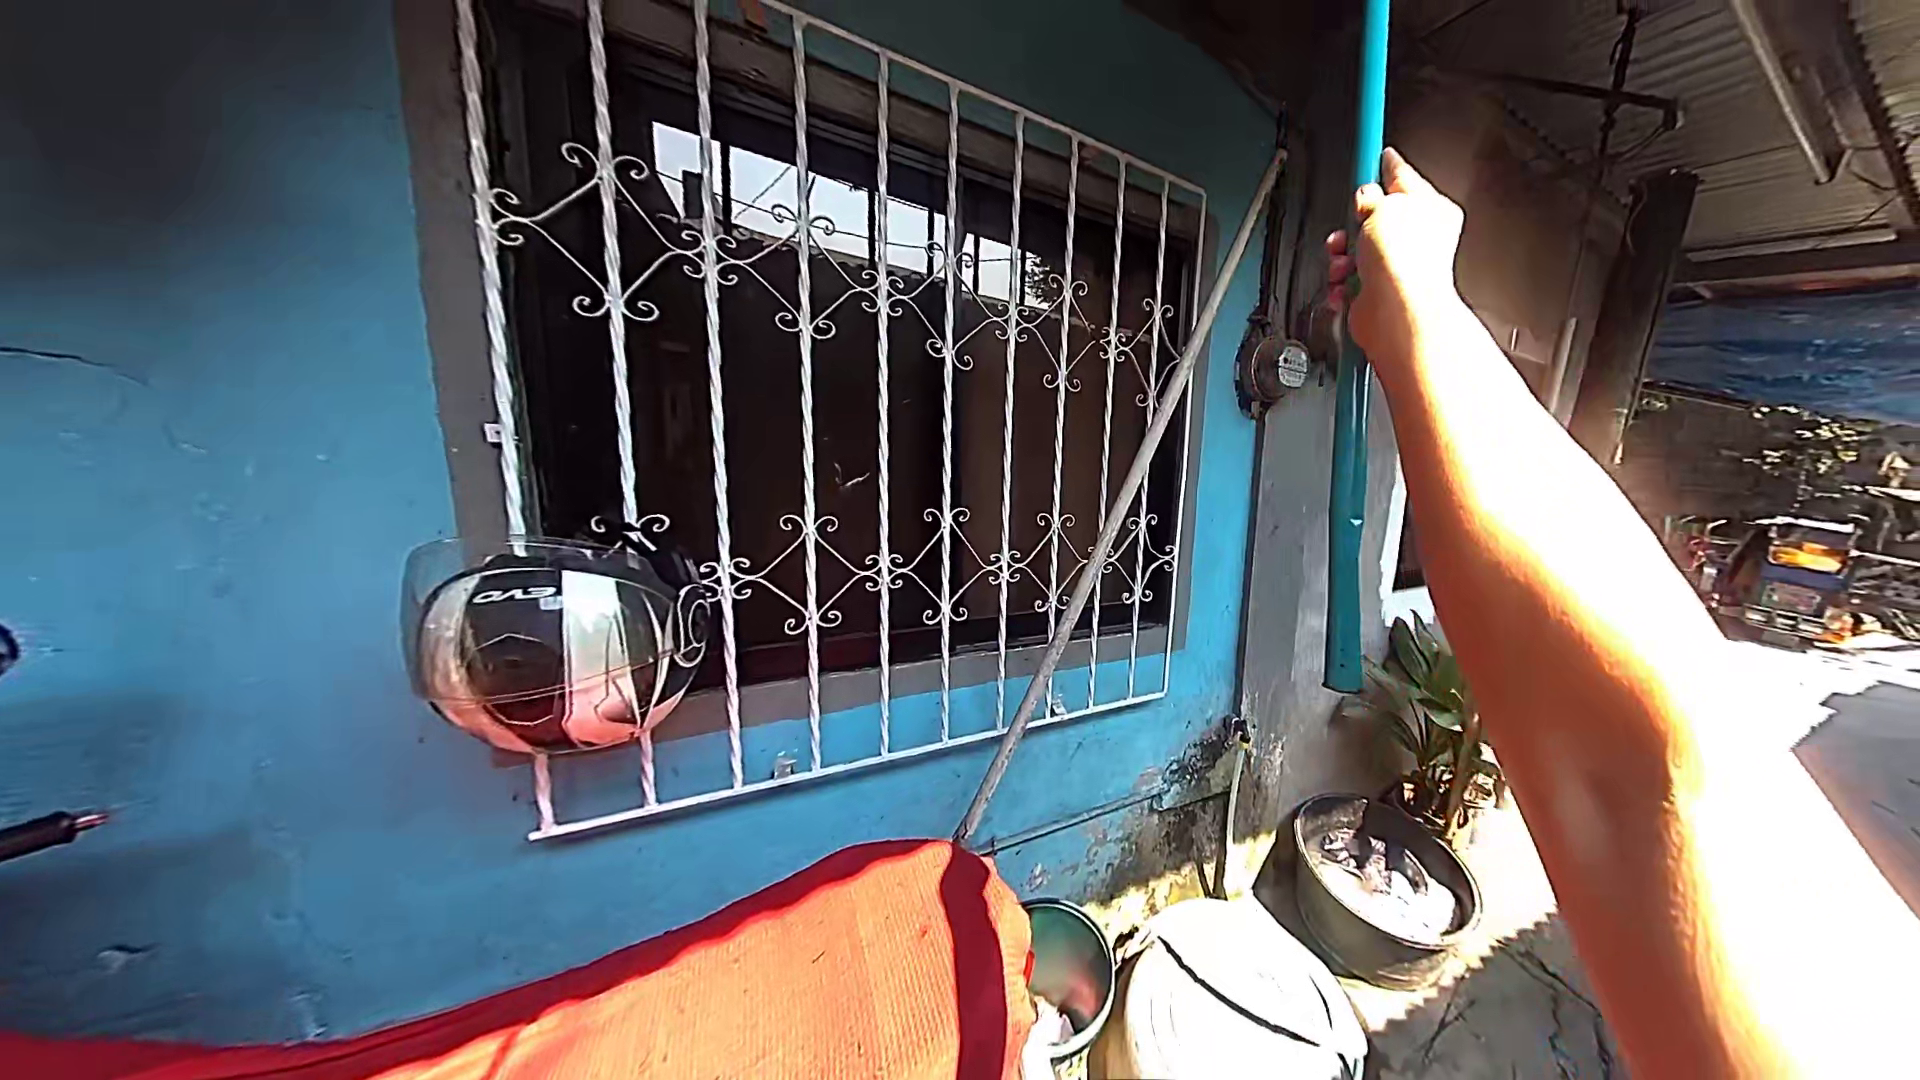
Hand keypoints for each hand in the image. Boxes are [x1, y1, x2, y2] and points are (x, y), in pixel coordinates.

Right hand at [1325, 147, 1465, 358]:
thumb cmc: (1405, 264)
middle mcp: (1415, 238)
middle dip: (1351, 226)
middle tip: (1350, 230)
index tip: (1373, 152)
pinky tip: (1346, 284)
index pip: (1402, 178)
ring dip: (1341, 258)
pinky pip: (1346, 279)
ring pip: (1353, 251)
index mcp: (1430, 209)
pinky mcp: (1374, 291)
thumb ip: (1370, 197)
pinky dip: (1340, 283)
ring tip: (1345, 263)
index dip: (1382, 167)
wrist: (1396, 312)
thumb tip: (1364, 194)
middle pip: (1371, 218)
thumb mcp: (1384, 209)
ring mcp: (1394, 267)